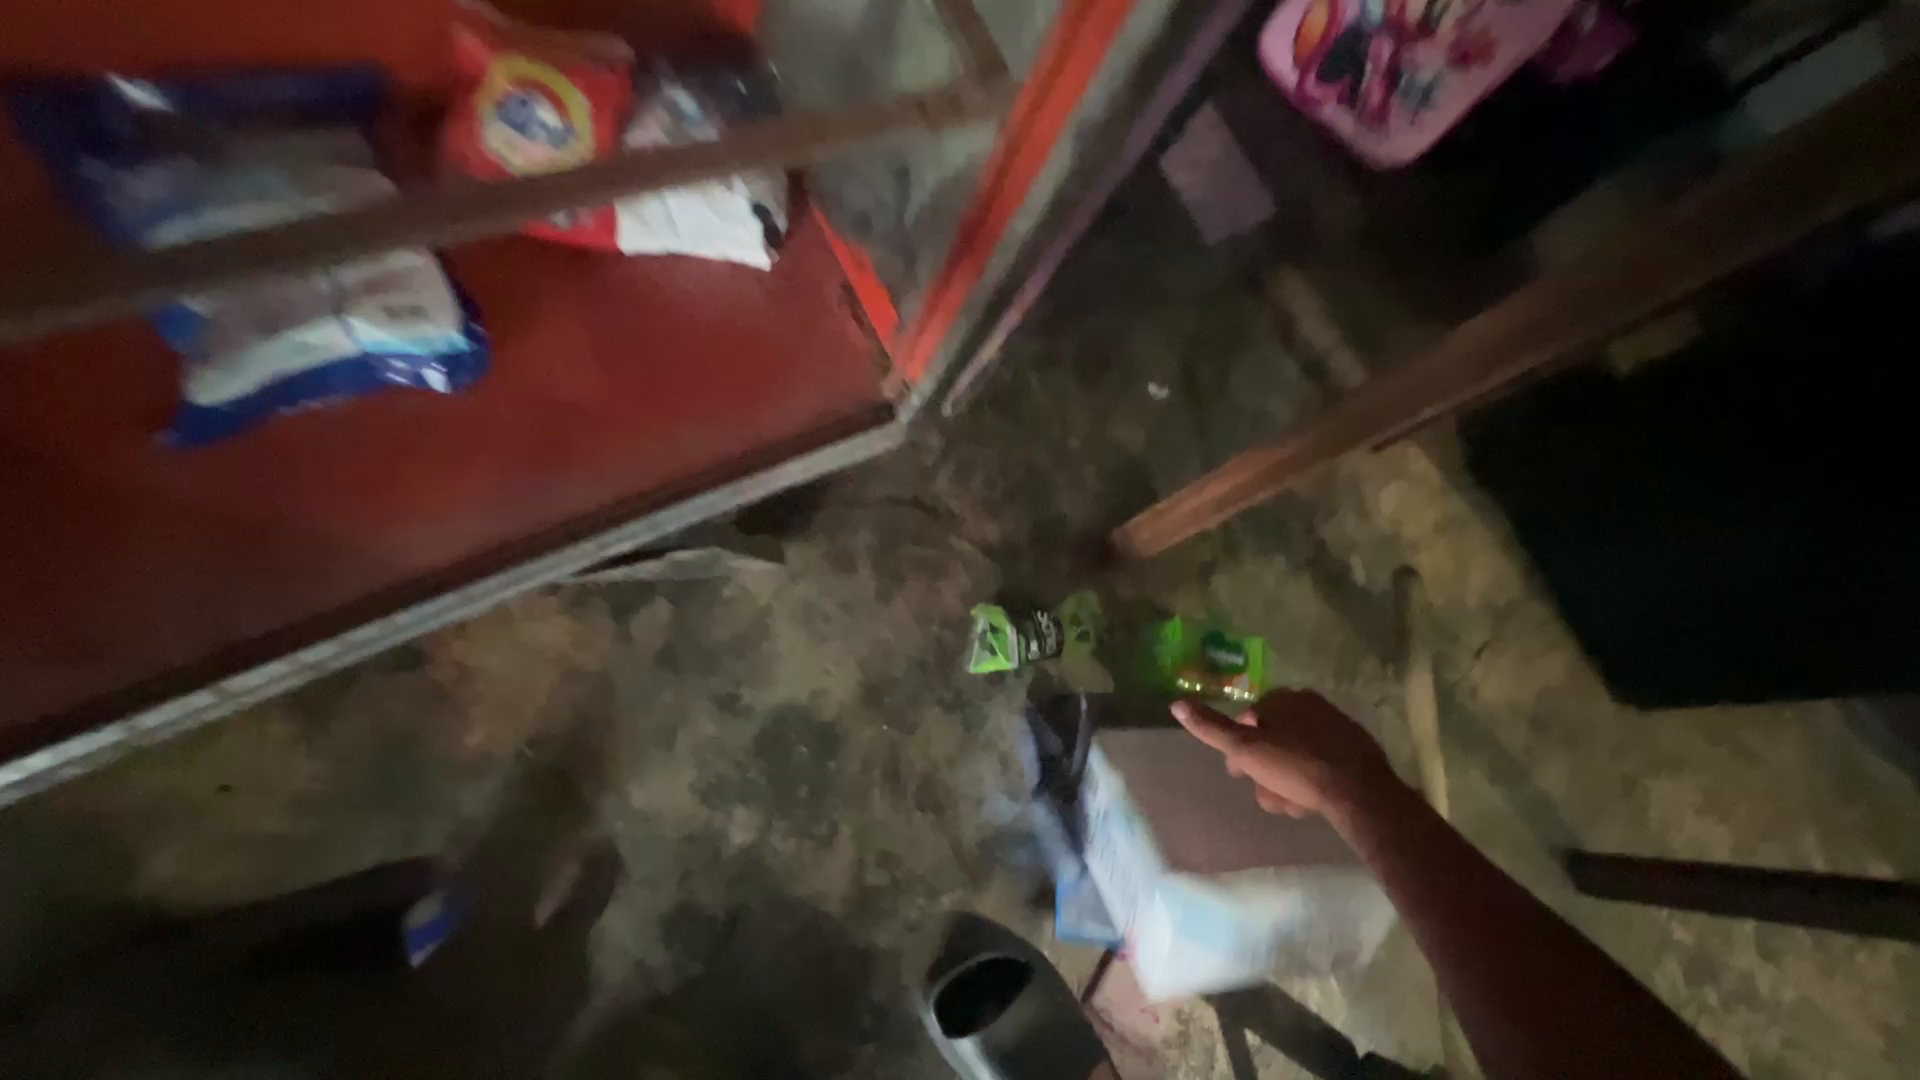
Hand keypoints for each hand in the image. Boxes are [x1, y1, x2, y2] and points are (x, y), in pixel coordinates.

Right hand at [1171, 690, 1398, 820]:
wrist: (1361, 793)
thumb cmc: (1296, 767)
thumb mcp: (1245, 749)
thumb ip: (1211, 728)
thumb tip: (1176, 704)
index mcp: (1283, 699)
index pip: (1248, 718)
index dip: (1238, 746)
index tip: (1237, 772)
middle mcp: (1310, 704)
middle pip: (1272, 737)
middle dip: (1263, 767)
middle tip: (1265, 793)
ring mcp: (1336, 725)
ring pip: (1295, 752)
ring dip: (1285, 778)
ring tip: (1288, 805)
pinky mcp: (1357, 749)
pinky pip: (1321, 760)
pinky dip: (1310, 777)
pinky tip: (1311, 801)